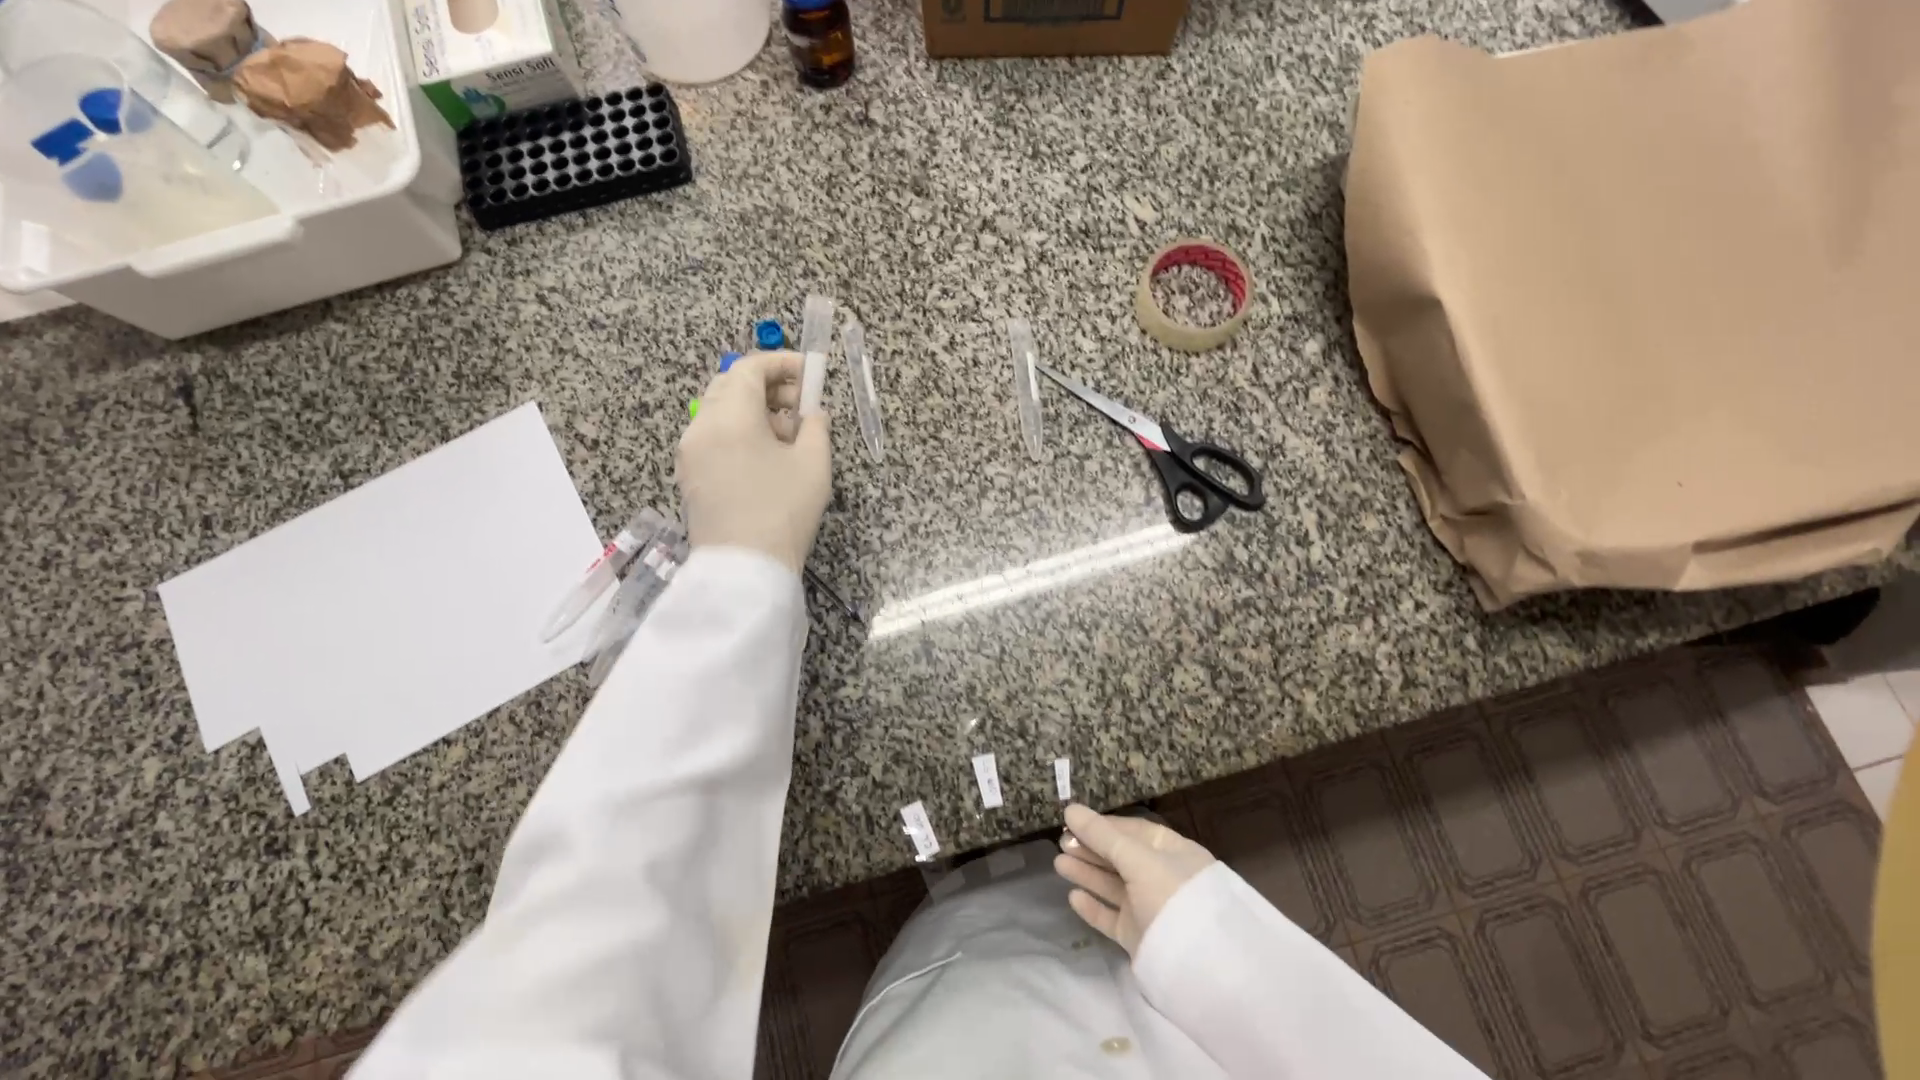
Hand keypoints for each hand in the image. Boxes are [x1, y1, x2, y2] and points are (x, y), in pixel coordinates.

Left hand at [676, 351, 831, 573]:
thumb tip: (812, 413)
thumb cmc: (783, 512)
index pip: (750, 368)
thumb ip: (816, 427)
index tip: (809, 374)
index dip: (782, 364)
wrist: (744, 569)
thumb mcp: (814, 464)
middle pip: (730, 385)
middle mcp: (701, 426)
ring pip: (719, 411)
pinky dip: (738, 432)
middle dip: (766, 386)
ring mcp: (690, 453)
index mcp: (731, 416)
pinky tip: (765, 457)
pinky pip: (712, 437)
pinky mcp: (690, 476)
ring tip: (787, 435)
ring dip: (753, 410)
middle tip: (799, 404)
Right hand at [1053, 803, 1217, 956]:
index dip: (1104, 826)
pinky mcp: (1138, 936)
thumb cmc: (1172, 897)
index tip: (1074, 822)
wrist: (1199, 965)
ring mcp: (1149, 908)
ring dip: (1086, 873)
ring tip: (1059, 864)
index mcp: (1173, 853)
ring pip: (1112, 886)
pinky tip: (1073, 897)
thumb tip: (1070, 810)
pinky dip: (1093, 907)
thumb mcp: (1139, 860)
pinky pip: (1111, 917)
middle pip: (1120, 857)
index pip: (1134, 831)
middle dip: (1091, 849)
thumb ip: (1103, 836)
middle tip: (1061, 843)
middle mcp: (1162, 878)